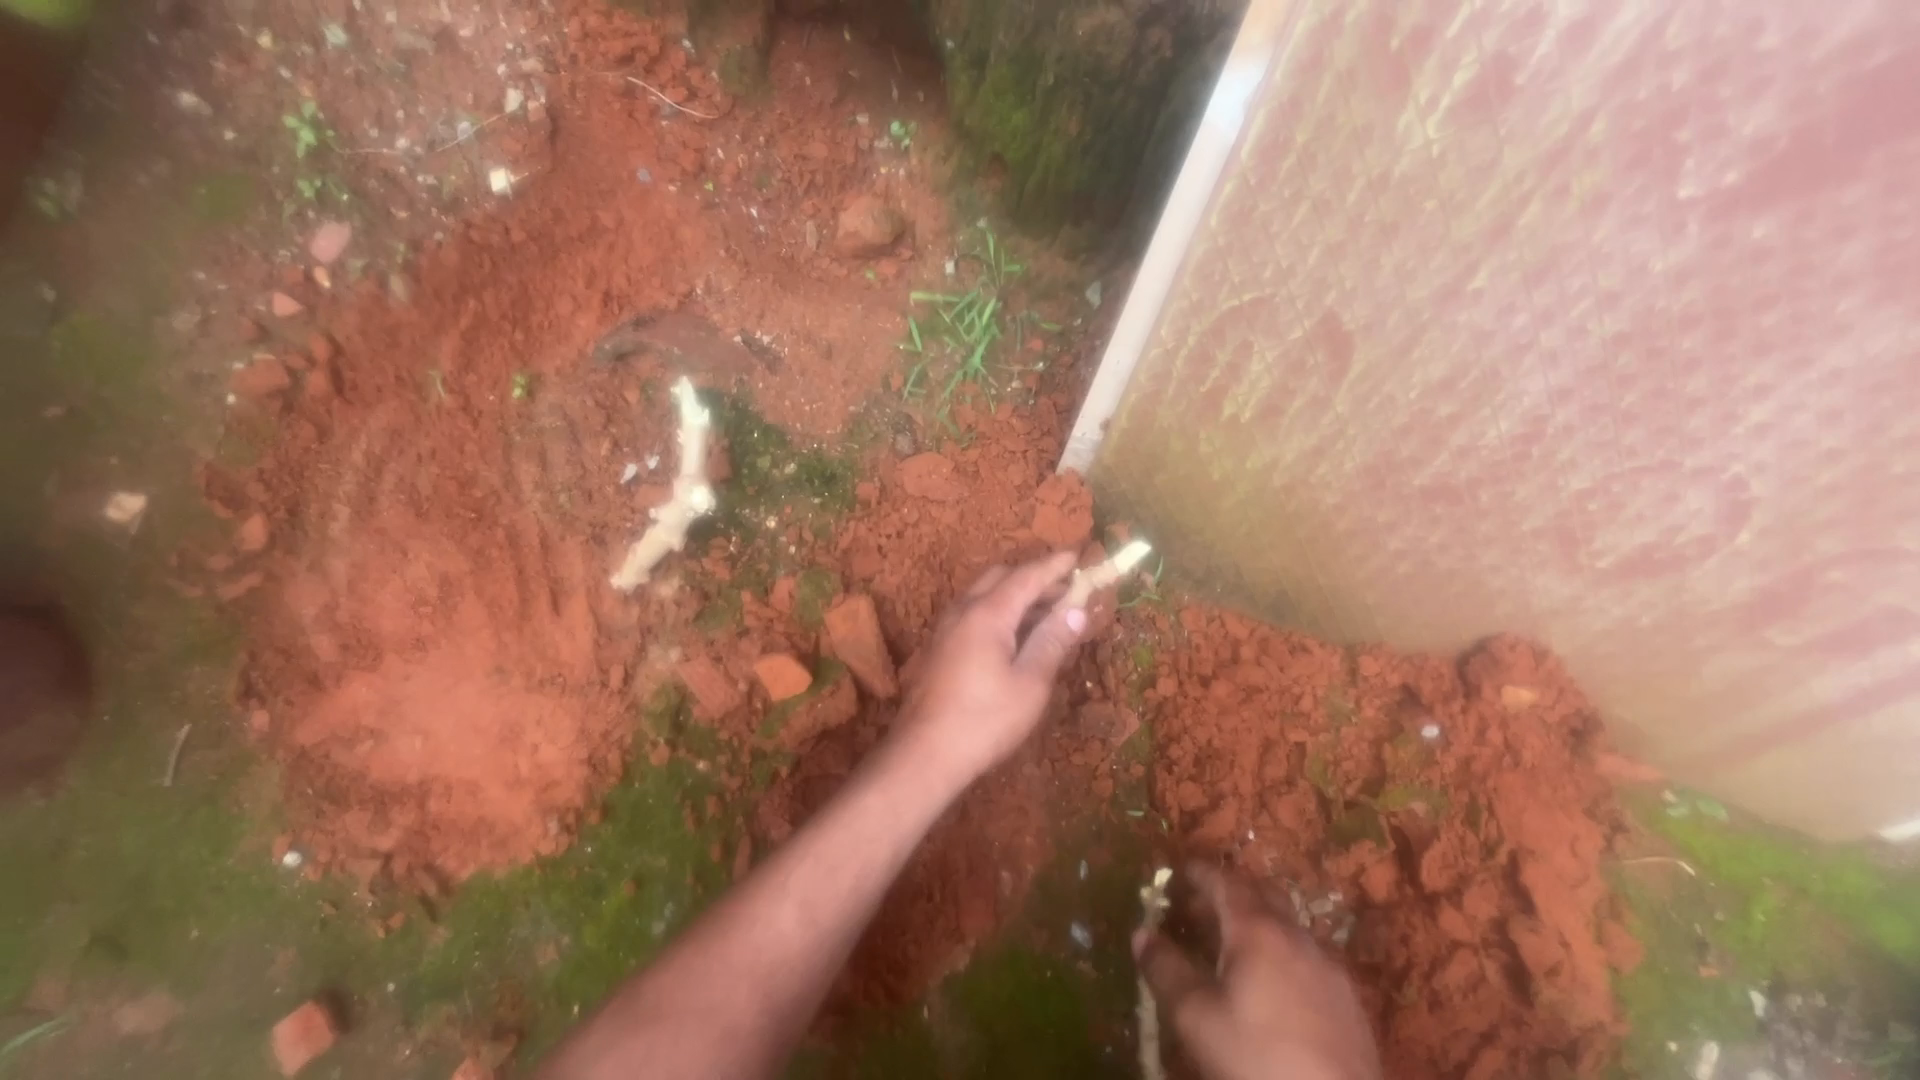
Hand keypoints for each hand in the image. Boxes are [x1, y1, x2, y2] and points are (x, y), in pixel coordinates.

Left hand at [889, 551, 1087, 787]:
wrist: (925, 753)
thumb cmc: (985, 720)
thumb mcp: (1030, 683)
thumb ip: (1053, 641)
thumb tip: (1076, 609)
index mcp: (988, 613)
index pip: (1027, 576)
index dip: (1055, 565)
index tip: (1079, 556)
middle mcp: (963, 611)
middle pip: (1002, 577)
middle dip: (1036, 578)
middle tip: (1068, 591)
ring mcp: (946, 628)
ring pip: (984, 594)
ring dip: (1017, 595)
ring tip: (1049, 614)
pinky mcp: (940, 648)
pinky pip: (973, 613)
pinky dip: (1000, 612)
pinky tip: (1017, 637)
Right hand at [1135, 864, 1381, 1079]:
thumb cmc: (1257, 1057)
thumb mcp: (1196, 1017)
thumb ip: (1165, 969)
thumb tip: (1142, 934)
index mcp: (1258, 930)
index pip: (1225, 882)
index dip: (1200, 873)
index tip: (1180, 870)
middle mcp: (1297, 935)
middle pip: (1262, 895)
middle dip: (1230, 893)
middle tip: (1200, 907)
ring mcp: (1329, 966)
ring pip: (1289, 925)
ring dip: (1258, 922)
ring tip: (1233, 947)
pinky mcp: (1348, 998)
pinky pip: (1308, 955)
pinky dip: (1282, 951)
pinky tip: (1273, 984)